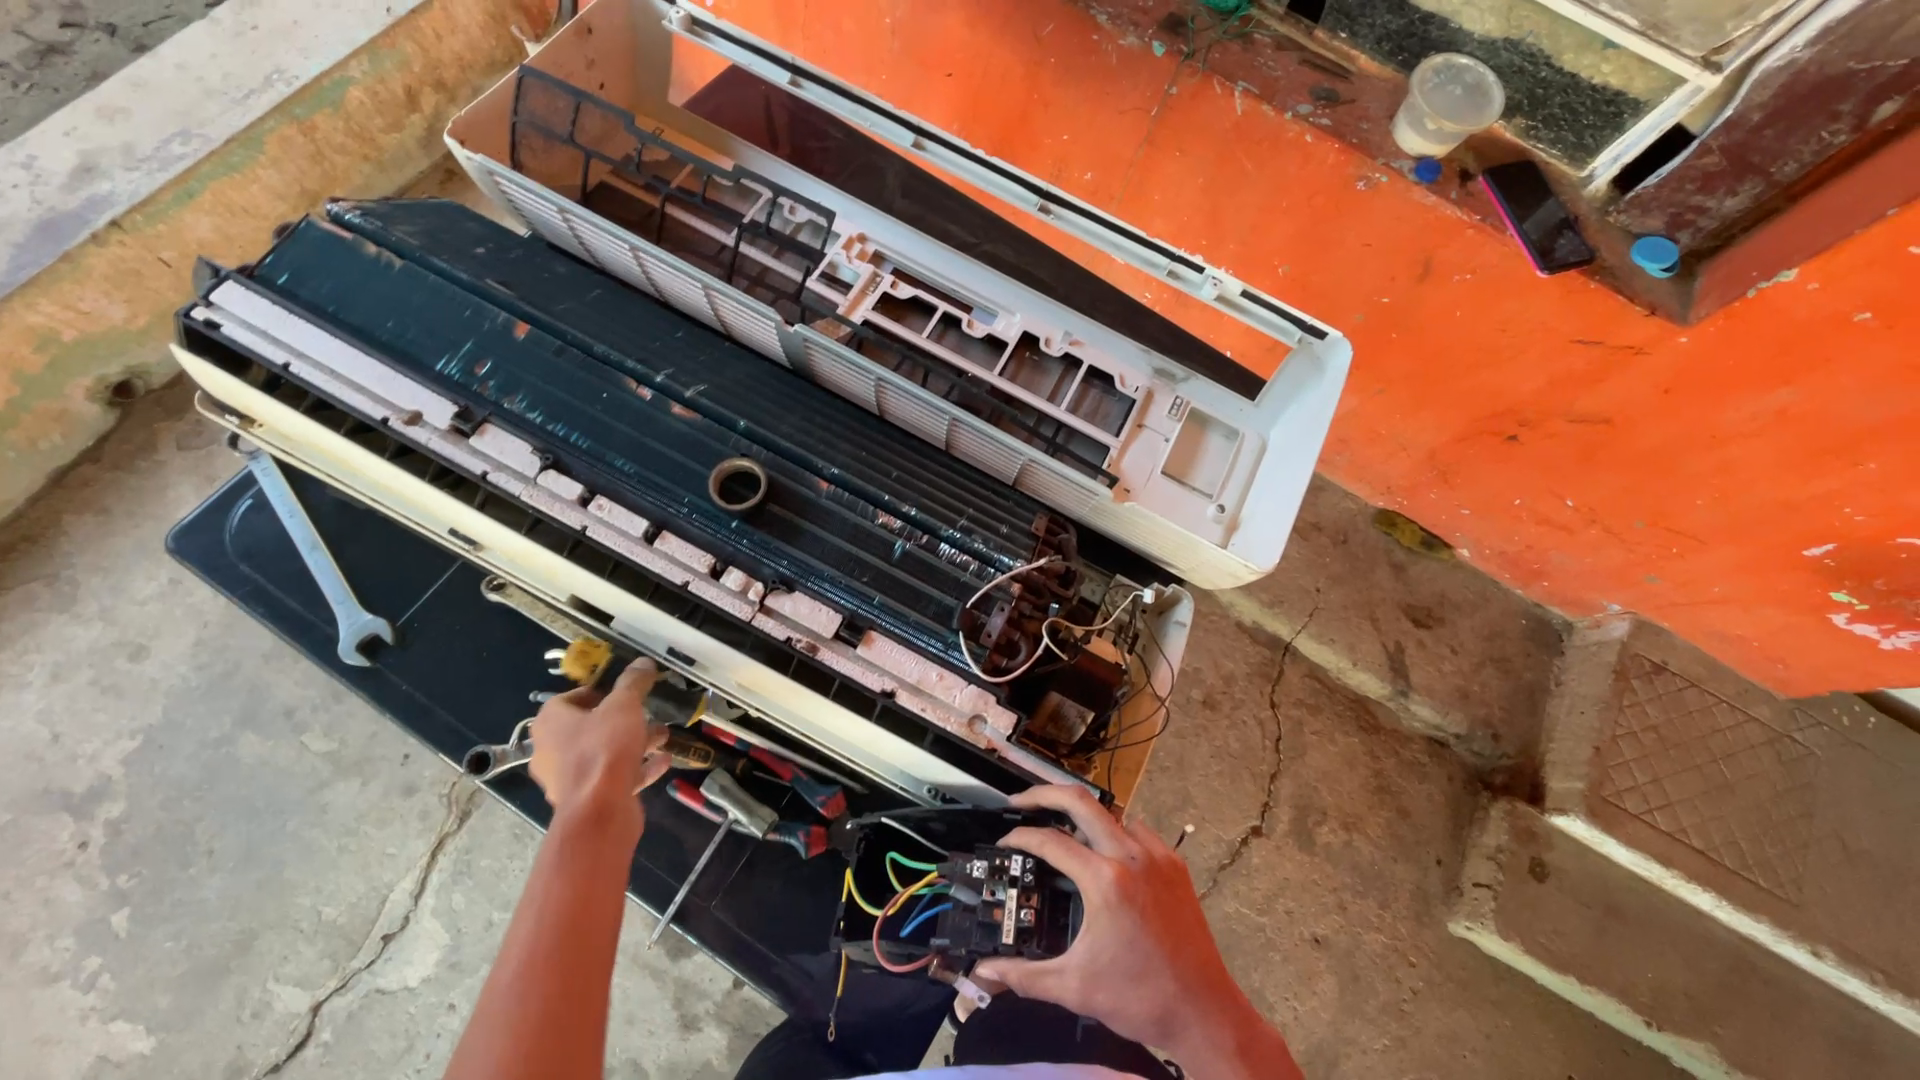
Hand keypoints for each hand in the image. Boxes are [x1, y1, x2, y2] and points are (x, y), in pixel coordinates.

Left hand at [528, 657, 671, 818]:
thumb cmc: (603, 748)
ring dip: (633, 744)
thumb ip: (633, 683)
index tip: (622, 693)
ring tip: (663, 736)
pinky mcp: (586, 800)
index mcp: (550, 723)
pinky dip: (636, 768)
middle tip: (648, 714)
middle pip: (589, 728)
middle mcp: (551, 750)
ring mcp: (567, 779)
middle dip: (622, 720)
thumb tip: (643, 662)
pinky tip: (662, 762)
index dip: (596, 692)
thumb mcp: (623, 706)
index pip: (568, 699)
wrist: (599, 810)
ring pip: (603, 754)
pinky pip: (613, 778)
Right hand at [974, 786, 1298, 1079]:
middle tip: (1019, 801)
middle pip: (1081, 801)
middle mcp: (1132, 857)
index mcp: (1105, 881)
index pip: (1050, 840)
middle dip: (1044, 794)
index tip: (1003, 843)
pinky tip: (1104, 849)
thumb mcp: (1074, 987)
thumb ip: (1023, 976)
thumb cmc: (1139, 999)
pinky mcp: (1176, 868)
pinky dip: (1115, 829)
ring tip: (1058, 822)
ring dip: (1082, 812)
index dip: (1020, 837)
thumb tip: (983, 973)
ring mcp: (1158, 858)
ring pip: (1112, 813)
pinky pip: (1139, 830)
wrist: (1203, 1013)